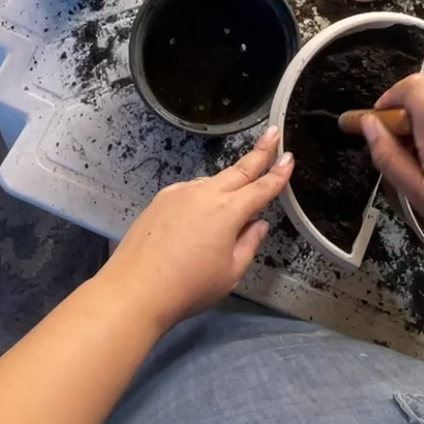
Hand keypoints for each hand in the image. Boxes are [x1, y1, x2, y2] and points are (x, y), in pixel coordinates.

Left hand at [98, 126, 293, 329]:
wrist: (135, 290)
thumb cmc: (189, 287)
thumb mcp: (231, 273)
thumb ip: (250, 244)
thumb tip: (259, 224)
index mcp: (229, 211)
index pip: (262, 188)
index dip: (278, 173)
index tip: (289, 157)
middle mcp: (207, 193)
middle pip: (239, 169)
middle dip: (259, 151)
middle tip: (273, 133)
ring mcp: (181, 192)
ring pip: (213, 182)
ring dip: (228, 182)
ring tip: (232, 198)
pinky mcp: (162, 198)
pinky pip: (191, 190)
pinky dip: (202, 195)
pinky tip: (198, 215)